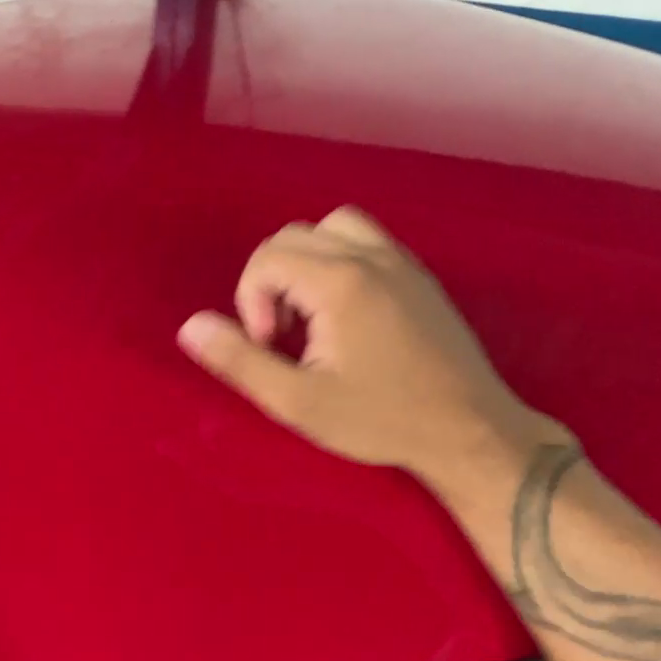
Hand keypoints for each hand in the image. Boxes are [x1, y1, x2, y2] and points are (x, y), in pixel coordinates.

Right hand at [176, 207, 571, 493]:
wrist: (470, 432)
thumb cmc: (379, 420)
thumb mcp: (295, 401)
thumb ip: (238, 360)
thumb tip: (191, 326)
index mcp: (341, 284)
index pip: (267, 258)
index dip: (250, 302)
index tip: (270, 347)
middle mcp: (373, 259)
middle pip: (292, 236)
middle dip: (269, 282)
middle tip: (281, 335)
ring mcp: (402, 264)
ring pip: (332, 228)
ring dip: (303, 263)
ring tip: (307, 314)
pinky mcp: (419, 278)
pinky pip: (365, 242)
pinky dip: (336, 263)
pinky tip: (340, 314)